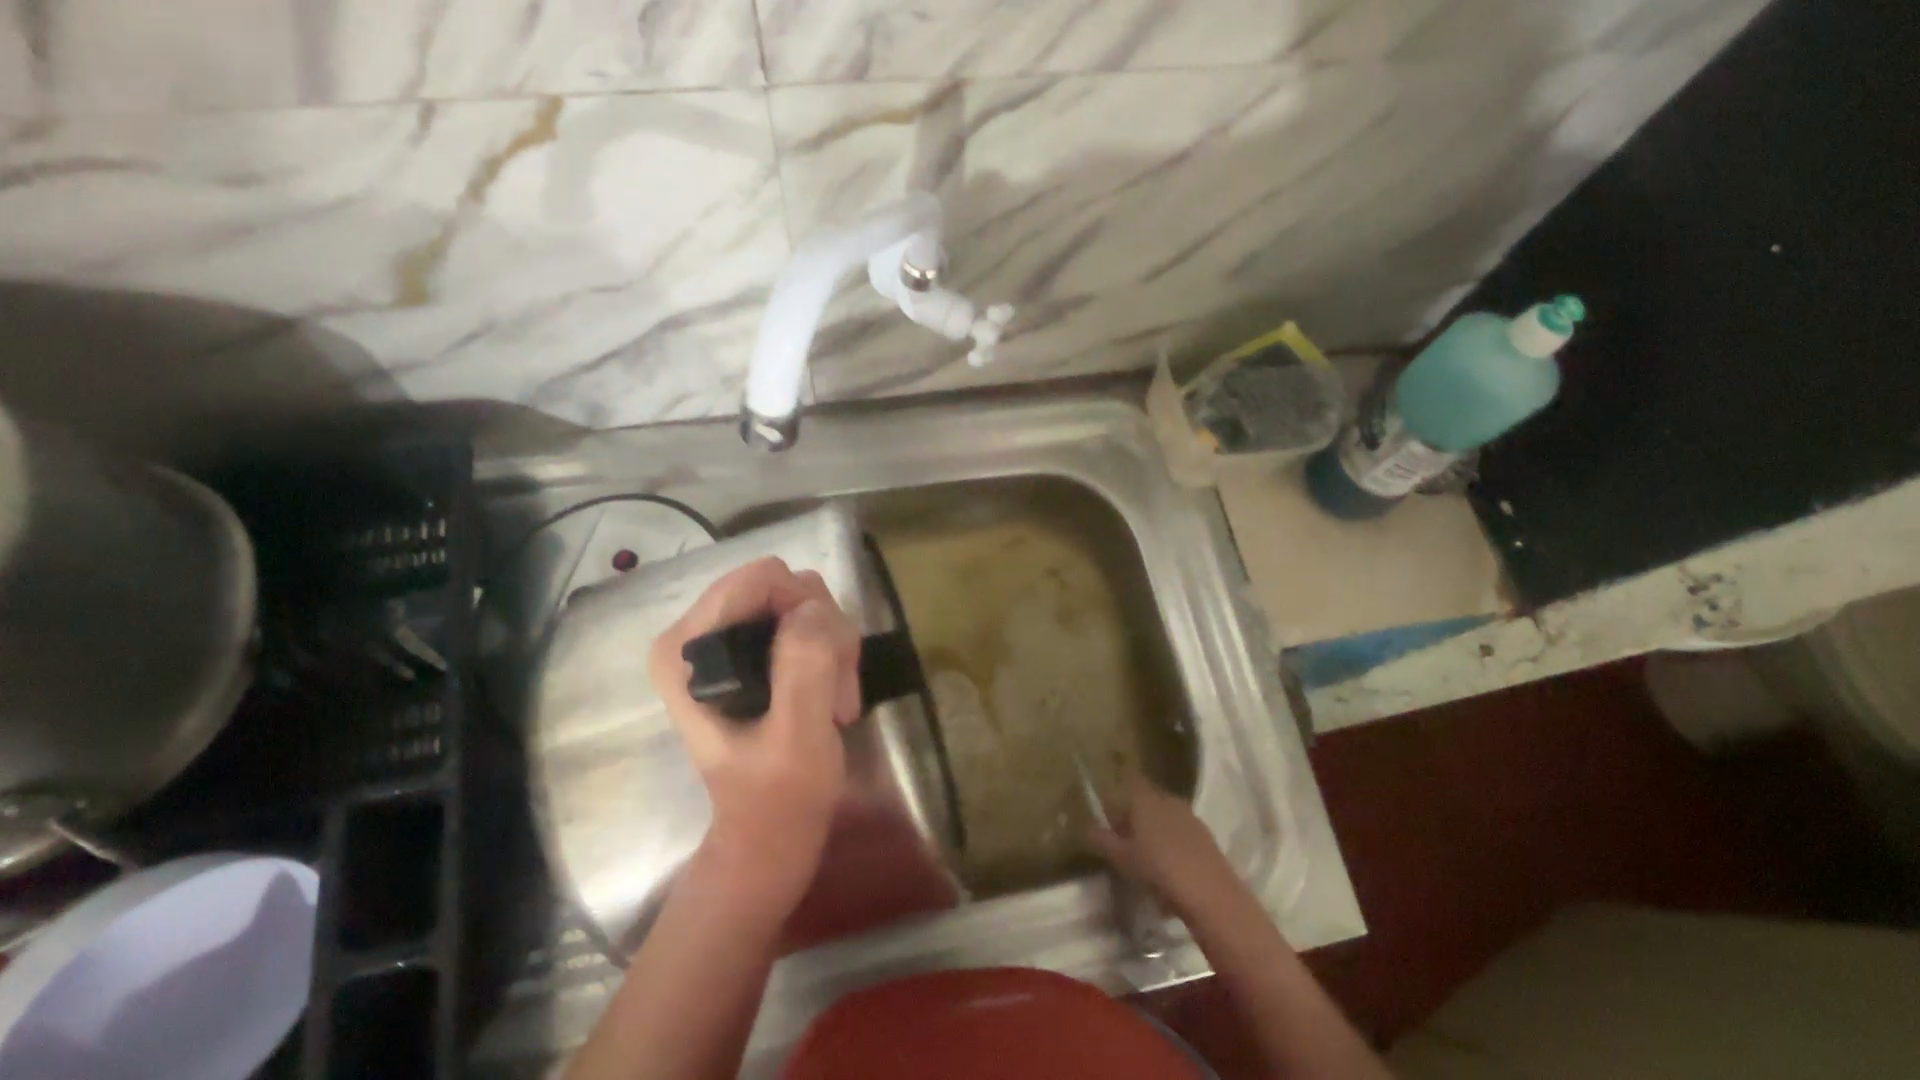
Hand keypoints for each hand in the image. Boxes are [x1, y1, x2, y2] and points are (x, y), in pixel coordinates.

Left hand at [649, 557, 863, 903]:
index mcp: (684, 648)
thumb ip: (802, 668)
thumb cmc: (778, 797)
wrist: (770, 838)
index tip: (828, 660)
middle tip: (837, 689)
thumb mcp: (798, 737)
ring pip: (801, 604)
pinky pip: (804, 625)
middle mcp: (696, 633)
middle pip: (782, 587)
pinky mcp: (747, 654)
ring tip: (837, 703)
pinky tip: (833, 698)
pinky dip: (830, 656)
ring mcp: (722, 642)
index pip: (758, 579)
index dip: (804, 607)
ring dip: (832, 648)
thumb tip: (814, 608)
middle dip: (823, 632)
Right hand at [1088, 773, 1239, 917]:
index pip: (1129, 783)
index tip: (1108, 815)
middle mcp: (1169, 801)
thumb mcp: (1121, 858)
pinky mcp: (1206, 837)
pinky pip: (1179, 835)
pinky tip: (1166, 871)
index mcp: (1146, 800)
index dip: (1118, 796)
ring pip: (1164, 819)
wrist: (1210, 893)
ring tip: (1143, 860)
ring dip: (1153, 833)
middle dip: (1133, 819)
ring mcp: (1190, 818)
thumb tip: (1089, 828)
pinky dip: (1170, 846)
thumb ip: (1103, 840)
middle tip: (1121, 843)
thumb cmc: (1158, 869)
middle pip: (1146, 803)